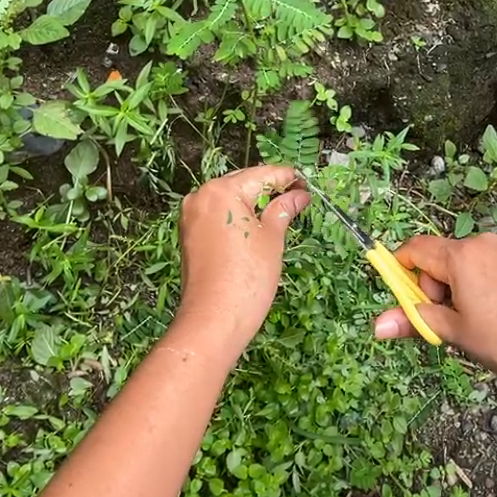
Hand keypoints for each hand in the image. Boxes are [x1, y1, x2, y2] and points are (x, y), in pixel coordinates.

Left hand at [172, 165, 309, 360]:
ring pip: (229, 198)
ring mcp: (191, 215)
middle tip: (298, 196)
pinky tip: (256, 224)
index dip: (287, 178)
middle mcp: (201, 196)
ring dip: (253, 201)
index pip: (261, 175)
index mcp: (221, 191)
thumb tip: (300, 194)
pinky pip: (218, 214)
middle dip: (269, 188)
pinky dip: (237, 215)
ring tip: (281, 210)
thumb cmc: (248, 278)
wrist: (213, 321)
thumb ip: (284, 209)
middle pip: (242, 182)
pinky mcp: (189, 234)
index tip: (307, 183)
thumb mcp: (272, 238)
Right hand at [372, 233, 496, 392]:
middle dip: (432, 288)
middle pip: (438, 257)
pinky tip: (495, 316)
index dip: (400, 272)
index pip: (414, 249)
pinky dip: (476, 287)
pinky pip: (484, 267)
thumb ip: (415, 321)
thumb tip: (376, 326)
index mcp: (460, 255)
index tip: (405, 302)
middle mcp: (480, 243)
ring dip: (454, 290)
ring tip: (473, 324)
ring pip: (461, 264)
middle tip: (447, 322)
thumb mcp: (455, 333)